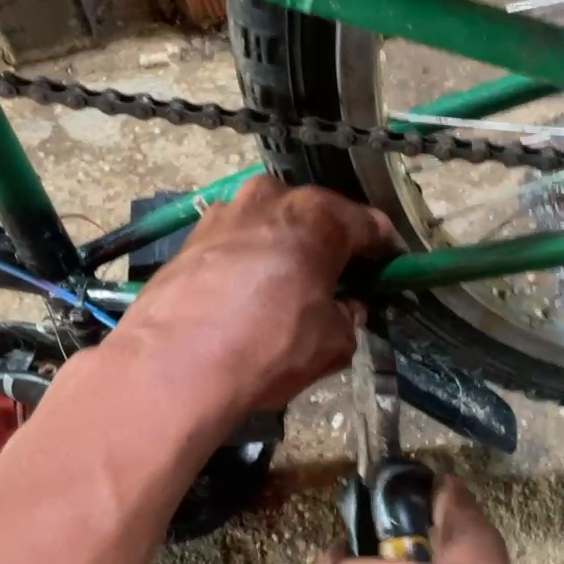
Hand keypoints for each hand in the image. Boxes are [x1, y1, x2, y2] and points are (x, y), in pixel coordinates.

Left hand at [109, 175, 392, 419]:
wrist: (173, 365)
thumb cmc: (267, 347)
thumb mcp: (332, 343)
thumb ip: (349, 319)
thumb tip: (347, 310)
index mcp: (318, 216)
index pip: (368, 225)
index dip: (385, 251)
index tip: (391, 270)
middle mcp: (270, 199)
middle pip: (315, 218)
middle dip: (330, 247)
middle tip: (339, 284)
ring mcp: (224, 214)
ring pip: (269, 227)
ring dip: (284, 252)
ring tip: (287, 292)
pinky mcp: (188, 239)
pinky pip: (234, 245)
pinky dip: (247, 263)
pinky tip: (245, 298)